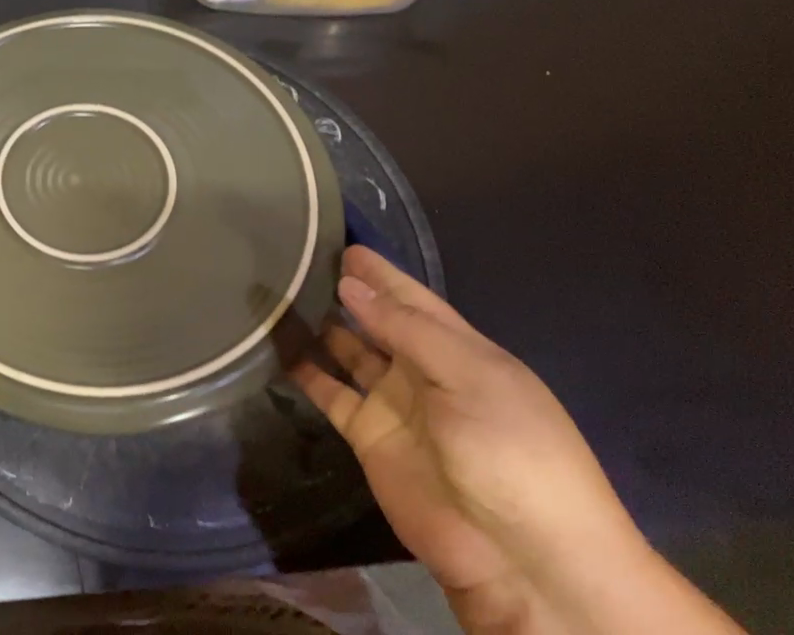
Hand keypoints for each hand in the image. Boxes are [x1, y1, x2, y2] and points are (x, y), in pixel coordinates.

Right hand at [291, 247, 647, 629]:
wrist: (519, 553)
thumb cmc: (511, 452)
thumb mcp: (469, 377)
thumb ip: (405, 329)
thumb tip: (348, 283)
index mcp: (464, 351)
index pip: (414, 299)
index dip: (381, 273)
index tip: (339, 241)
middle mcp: (426, 372)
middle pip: (378, 322)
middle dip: (345, 293)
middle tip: (293, 260)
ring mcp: (395, 405)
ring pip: (349, 352)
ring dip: (319, 327)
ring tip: (275, 295)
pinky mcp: (368, 437)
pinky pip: (329, 394)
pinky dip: (305, 372)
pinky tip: (275, 347)